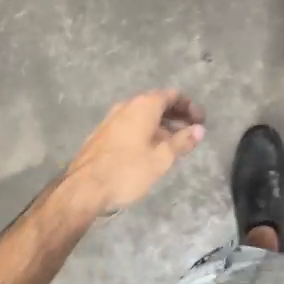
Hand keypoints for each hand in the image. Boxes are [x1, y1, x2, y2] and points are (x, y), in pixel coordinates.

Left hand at [63, 90, 205, 215]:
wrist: (83, 188)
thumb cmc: (127, 170)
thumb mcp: (161, 158)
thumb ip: (182, 141)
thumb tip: (200, 129)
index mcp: (145, 105)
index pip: (173, 95)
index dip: (190, 106)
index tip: (201, 121)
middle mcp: (128, 105)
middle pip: (158, 103)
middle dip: (176, 116)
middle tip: (190, 132)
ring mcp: (112, 118)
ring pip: (143, 115)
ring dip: (161, 125)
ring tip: (173, 144)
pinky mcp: (103, 133)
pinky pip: (131, 124)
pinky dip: (145, 131)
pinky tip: (148, 151)